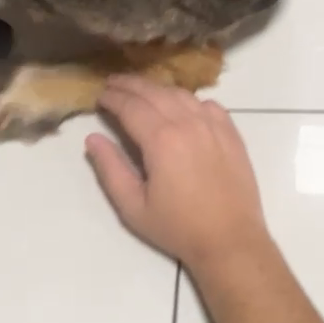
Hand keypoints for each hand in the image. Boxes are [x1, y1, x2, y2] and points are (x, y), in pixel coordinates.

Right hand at [86, 76, 270, 271]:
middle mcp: (188, 122)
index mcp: (162, 139)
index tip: (100, 95)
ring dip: (158, 88)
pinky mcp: (231, 131)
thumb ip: (110, 169)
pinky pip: (207, 104)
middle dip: (130, 85)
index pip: (131, 106)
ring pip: (181, 94)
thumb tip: (92, 139)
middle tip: (113, 83)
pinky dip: (188, 99)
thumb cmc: (178, 227)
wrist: (230, 239)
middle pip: (154, 92)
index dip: (113, 98)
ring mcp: (213, 124)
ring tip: (142, 90)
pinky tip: (181, 105)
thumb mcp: (133, 207)